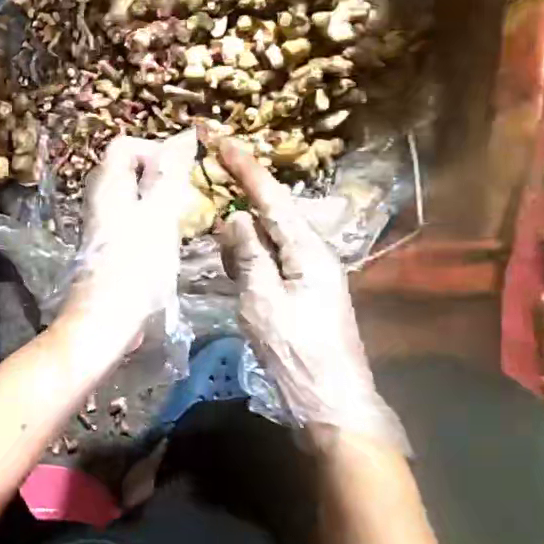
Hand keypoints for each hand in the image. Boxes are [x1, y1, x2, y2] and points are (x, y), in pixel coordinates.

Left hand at [58, 130, 198, 358]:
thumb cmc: (135, 266)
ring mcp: (102, 224)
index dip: (154, 149)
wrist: (103, 321)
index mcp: (107, 185)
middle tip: (188, 198)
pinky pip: (133, 221)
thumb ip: (170, 175)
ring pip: (134, 197)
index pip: (125, 145)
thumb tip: (184, 136)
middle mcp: (99, 200)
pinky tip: (170, 244)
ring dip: (161, 202)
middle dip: (162, 177)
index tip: (180, 172)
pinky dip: (153, 223)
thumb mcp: (160, 215)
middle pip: (130, 170)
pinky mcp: (109, 247)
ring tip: (184, 221)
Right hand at [214, 139, 405, 447]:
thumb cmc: (297, 352)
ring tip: (214, 215)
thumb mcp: (263, 301)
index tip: (221, 140)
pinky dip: (246, 252)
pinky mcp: (299, 294)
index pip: (272, 198)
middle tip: (212, 170)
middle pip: (272, 212)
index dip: (245, 168)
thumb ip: (248, 255)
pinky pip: (268, 260)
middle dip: (244, 189)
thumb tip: (235, 217)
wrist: (330, 404)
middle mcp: (312, 255)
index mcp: (308, 251)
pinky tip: (228, 255)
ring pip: (268, 237)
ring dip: (241, 224)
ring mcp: (307, 276)